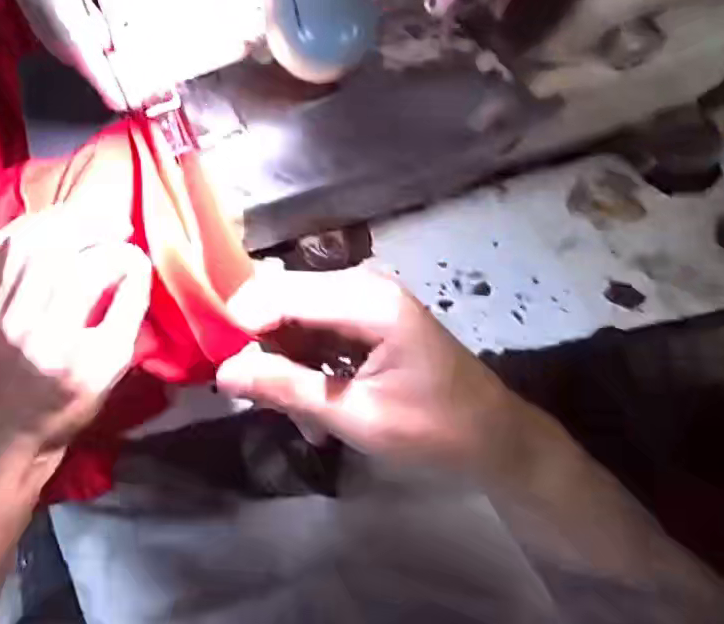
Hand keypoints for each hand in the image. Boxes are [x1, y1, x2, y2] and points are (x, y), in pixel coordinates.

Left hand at [0, 209, 152, 456]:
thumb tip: (136, 260)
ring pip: (28, 241)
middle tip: (120, 227)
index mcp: (62, 348)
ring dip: (64, 220)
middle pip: (55, 253)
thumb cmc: (73, 399)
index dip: (122, 259)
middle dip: (93, 230)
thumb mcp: (114, 366)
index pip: (89, 279)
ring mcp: (1, 305)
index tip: (139, 257)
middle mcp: (25, 322)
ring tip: (93, 220)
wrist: (18, 420)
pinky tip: (57, 222)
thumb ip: (129, 310)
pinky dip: (32, 223)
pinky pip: (6, 243)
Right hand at [214, 265, 529, 479]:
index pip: (280, 295)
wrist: (502, 441)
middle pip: (278, 295)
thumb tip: (222, 372)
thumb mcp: (358, 418)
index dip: (242, 323)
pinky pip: (305, 318)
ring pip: (287, 307)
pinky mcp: (358, 306)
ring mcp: (359, 292)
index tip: (221, 362)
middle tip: (255, 390)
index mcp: (367, 302)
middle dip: (259, 341)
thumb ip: (287, 389)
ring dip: (278, 353)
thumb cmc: (438, 432)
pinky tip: (309, 392)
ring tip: (292, 407)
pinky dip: (297, 353)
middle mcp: (359, 282)